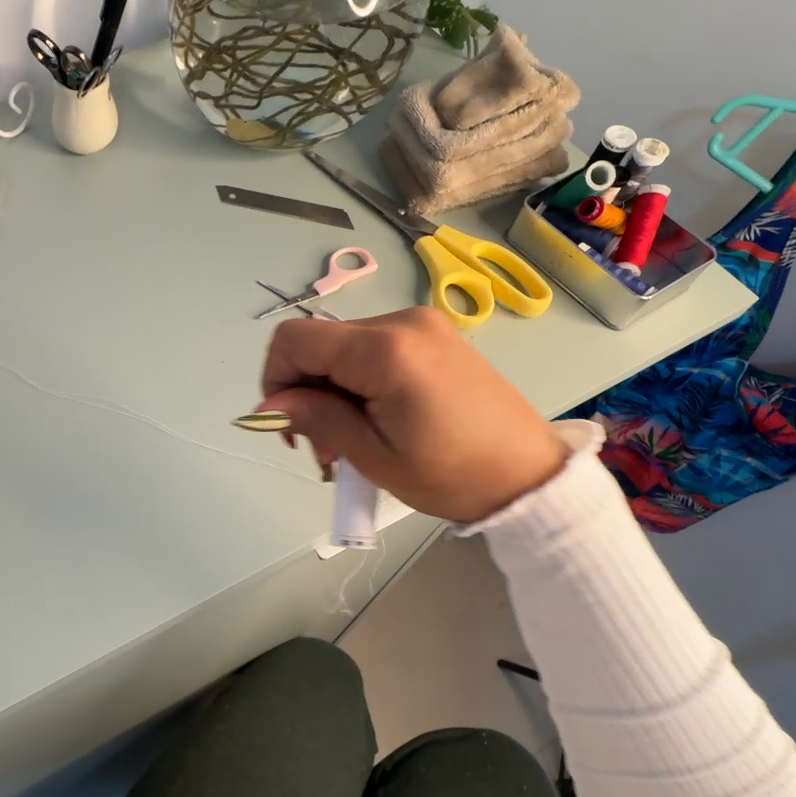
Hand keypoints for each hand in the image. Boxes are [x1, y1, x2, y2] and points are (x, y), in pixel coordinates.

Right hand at [255, 306, 567, 522]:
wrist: (528, 475)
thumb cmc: (451, 474)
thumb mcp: (372, 455)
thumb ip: (315, 418)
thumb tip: (268, 405)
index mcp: (385, 349)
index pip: (295, 340)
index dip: (275, 380)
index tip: (287, 427)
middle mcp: (402, 321)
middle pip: (318, 343)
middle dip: (305, 392)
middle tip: (324, 447)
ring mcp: (421, 324)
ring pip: (342, 347)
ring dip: (331, 390)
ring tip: (351, 439)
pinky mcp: (434, 335)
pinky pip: (372, 349)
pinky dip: (357, 381)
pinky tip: (373, 418)